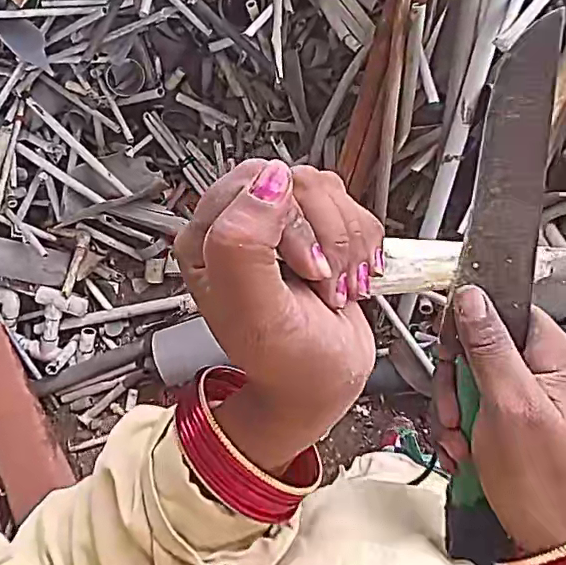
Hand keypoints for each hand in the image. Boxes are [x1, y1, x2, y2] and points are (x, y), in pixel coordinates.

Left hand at [176, 159, 376, 471]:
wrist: (323, 383)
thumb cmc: (287, 363)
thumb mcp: (258, 315)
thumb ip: (245, 246)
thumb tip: (266, 182)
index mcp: (204, 240)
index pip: (251, 184)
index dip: (289, 221)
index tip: (305, 267)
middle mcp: (236, 226)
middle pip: (293, 181)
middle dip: (323, 234)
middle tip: (321, 279)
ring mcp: (276, 224)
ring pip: (323, 189)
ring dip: (345, 243)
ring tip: (333, 285)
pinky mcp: (311, 228)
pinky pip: (347, 204)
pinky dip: (360, 244)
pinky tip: (345, 277)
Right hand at [433, 286, 565, 552]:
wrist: (549, 538)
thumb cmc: (541, 482)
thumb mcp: (507, 404)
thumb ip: (488, 346)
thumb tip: (471, 298)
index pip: (508, 310)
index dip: (470, 328)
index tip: (453, 355)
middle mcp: (556, 371)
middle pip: (482, 344)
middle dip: (456, 378)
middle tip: (457, 406)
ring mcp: (537, 393)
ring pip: (471, 372)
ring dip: (454, 403)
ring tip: (461, 432)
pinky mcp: (519, 412)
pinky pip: (474, 397)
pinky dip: (461, 419)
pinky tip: (466, 441)